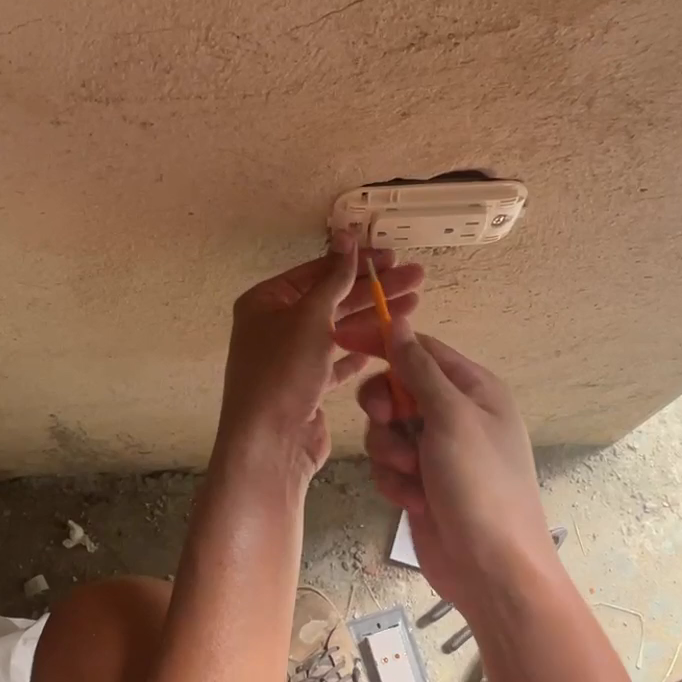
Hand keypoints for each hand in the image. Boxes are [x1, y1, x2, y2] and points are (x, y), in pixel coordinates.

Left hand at [218, 234, 422, 478]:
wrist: (269, 445)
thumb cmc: (283, 373)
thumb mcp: (310, 318)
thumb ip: (334, 279)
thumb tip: (345, 236)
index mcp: (265, 302)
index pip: (317, 272)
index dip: (356, 263)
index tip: (392, 257)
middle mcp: (275, 327)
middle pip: (332, 299)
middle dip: (375, 290)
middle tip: (416, 278)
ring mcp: (291, 359)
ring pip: (338, 330)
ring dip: (374, 318)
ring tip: (414, 305)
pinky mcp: (307, 388)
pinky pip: (336, 362)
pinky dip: (360, 351)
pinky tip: (385, 342)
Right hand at [356, 322, 559, 605]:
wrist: (491, 569)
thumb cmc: (480, 485)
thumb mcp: (451, 418)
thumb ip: (419, 369)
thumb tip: (399, 322)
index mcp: (473, 389)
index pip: (418, 348)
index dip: (380, 341)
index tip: (338, 337)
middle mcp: (455, 414)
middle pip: (396, 389)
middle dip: (385, 410)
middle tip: (388, 422)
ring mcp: (436, 452)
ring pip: (386, 431)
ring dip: (391, 453)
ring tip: (413, 476)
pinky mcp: (420, 483)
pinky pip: (387, 466)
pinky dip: (394, 482)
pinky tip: (414, 501)